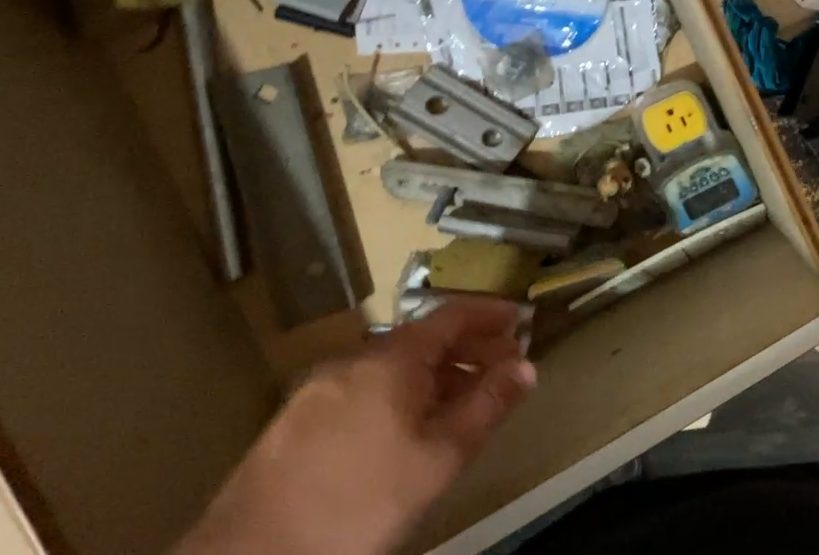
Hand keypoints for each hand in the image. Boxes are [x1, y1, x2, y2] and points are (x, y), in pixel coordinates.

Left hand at [176, 299, 535, 554]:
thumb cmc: (361, 503)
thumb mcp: (440, 458)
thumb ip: (488, 407)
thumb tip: (525, 366)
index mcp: (390, 360)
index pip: (451, 315)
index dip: (489, 314)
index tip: (520, 321)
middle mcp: (352, 361)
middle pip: (421, 339)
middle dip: (466, 349)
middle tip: (501, 367)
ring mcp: (316, 390)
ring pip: (390, 367)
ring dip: (433, 374)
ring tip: (461, 402)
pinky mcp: (293, 422)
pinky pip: (362, 389)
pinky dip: (398, 393)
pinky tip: (407, 429)